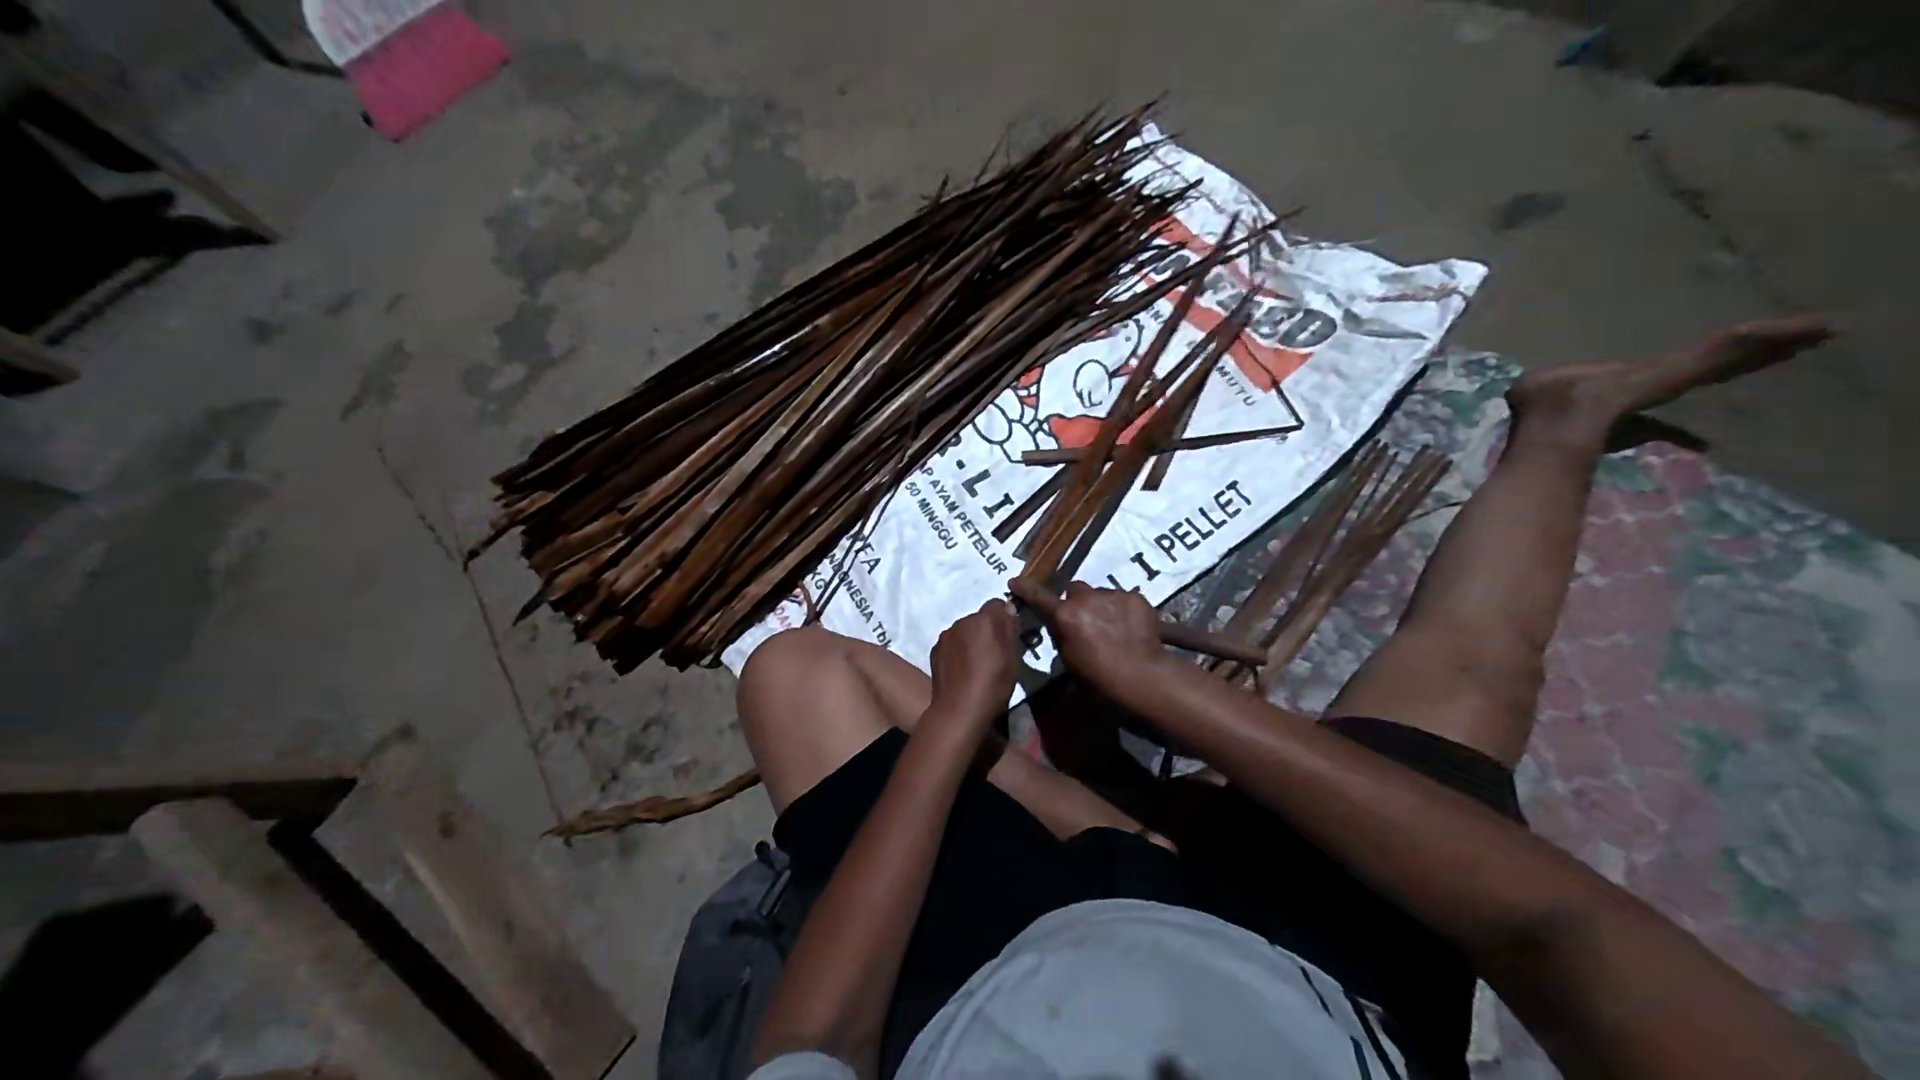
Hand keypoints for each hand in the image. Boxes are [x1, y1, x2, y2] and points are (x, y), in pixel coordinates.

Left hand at [925, 599, 1019, 735]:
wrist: (959, 710)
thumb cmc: (993, 684)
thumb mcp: (1012, 658)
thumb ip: (1009, 629)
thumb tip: (1008, 609)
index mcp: (984, 620)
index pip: (997, 604)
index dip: (1005, 618)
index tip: (1010, 636)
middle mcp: (962, 622)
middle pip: (979, 618)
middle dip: (987, 630)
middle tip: (994, 654)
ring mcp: (946, 636)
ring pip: (964, 631)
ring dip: (971, 641)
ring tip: (976, 665)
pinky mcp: (935, 651)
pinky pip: (952, 645)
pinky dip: (958, 652)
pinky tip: (962, 671)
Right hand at [1009, 579, 1167, 696]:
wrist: (1142, 676)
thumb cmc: (1099, 677)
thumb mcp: (1069, 660)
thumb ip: (1061, 635)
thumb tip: (1060, 625)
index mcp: (1065, 615)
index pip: (1039, 596)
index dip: (1026, 588)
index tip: (1015, 582)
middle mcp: (1086, 598)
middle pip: (1074, 589)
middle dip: (1075, 600)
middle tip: (1083, 619)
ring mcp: (1113, 595)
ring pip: (1100, 593)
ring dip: (1100, 605)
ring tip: (1112, 627)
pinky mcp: (1135, 597)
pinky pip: (1123, 598)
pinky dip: (1122, 610)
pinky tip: (1129, 627)